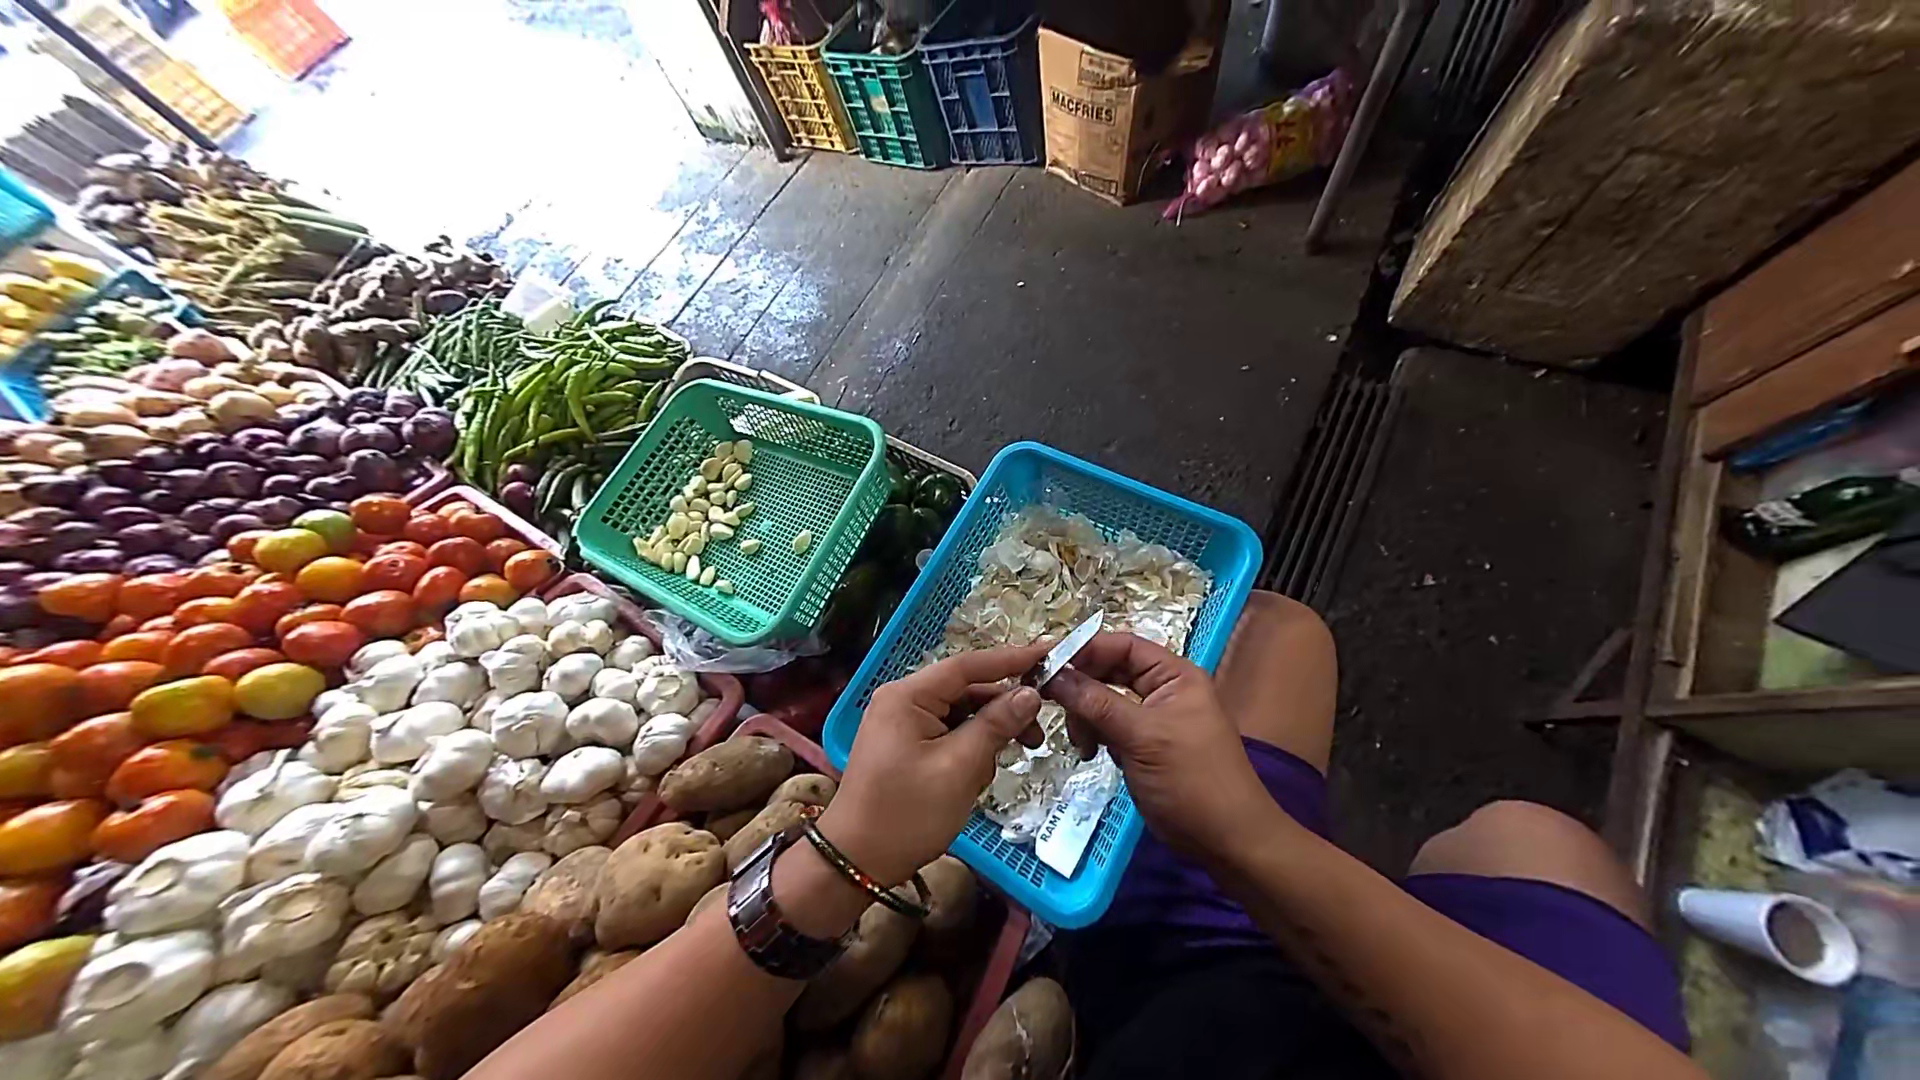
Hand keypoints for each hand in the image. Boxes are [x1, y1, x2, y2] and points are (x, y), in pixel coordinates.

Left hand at [819, 643, 1049, 885]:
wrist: (856, 863)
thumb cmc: (906, 814)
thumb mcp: (958, 768)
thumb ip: (996, 725)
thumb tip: (1030, 693)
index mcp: (908, 696)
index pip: (968, 665)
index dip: (1011, 659)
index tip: (1049, 653)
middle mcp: (904, 700)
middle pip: (966, 690)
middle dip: (1003, 709)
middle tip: (1038, 731)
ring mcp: (903, 723)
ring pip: (961, 714)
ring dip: (988, 734)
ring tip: (1010, 759)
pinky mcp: (907, 745)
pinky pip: (949, 733)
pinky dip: (971, 749)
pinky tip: (981, 772)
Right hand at [1043, 633, 1270, 858]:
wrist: (1226, 842)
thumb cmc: (1192, 780)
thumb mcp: (1142, 736)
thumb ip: (1096, 702)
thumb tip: (1054, 675)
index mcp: (1174, 675)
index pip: (1123, 646)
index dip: (1086, 650)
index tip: (1050, 665)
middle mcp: (1162, 689)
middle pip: (1110, 671)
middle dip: (1081, 686)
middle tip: (1051, 702)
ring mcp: (1152, 717)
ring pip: (1103, 699)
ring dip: (1085, 715)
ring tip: (1080, 742)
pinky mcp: (1141, 744)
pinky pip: (1107, 725)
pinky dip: (1093, 734)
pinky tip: (1088, 751)